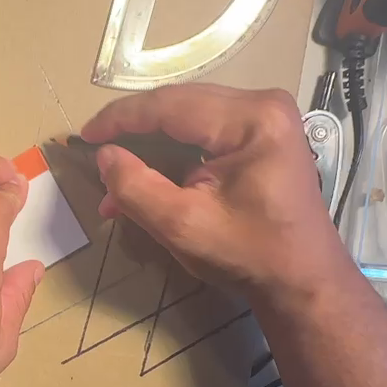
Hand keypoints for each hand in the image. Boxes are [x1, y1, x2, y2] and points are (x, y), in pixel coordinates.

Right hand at [81, 85, 352, 307]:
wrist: (302, 282)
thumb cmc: (248, 255)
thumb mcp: (182, 224)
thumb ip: (135, 187)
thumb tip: (103, 157)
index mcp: (251, 119)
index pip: (170, 105)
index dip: (120, 119)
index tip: (83, 137)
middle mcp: (262, 106)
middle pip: (179, 107)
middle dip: (133, 135)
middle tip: (96, 157)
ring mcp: (265, 120)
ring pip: (187, 120)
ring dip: (149, 150)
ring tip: (116, 183)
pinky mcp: (261, 138)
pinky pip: (203, 135)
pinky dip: (171, 157)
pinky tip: (146, 182)